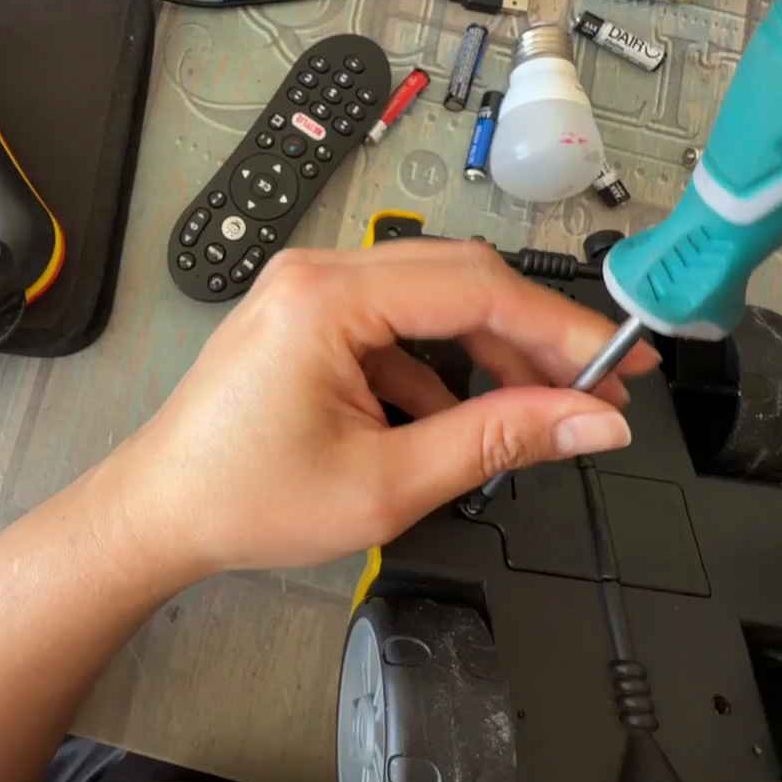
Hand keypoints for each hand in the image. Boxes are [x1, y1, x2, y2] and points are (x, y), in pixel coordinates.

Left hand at [95, 238, 657, 579]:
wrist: (162, 507)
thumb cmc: (246, 497)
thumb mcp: (386, 481)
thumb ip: (496, 441)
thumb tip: (587, 419)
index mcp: (327, 298)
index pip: (474, 287)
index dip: (559, 326)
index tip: (619, 363)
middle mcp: (314, 273)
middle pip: (454, 279)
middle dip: (529, 332)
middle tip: (591, 384)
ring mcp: (305, 289)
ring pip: (426, 298)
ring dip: (484, 348)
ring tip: (532, 406)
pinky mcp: (304, 314)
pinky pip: (389, 321)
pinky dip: (431, 362)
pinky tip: (449, 416)